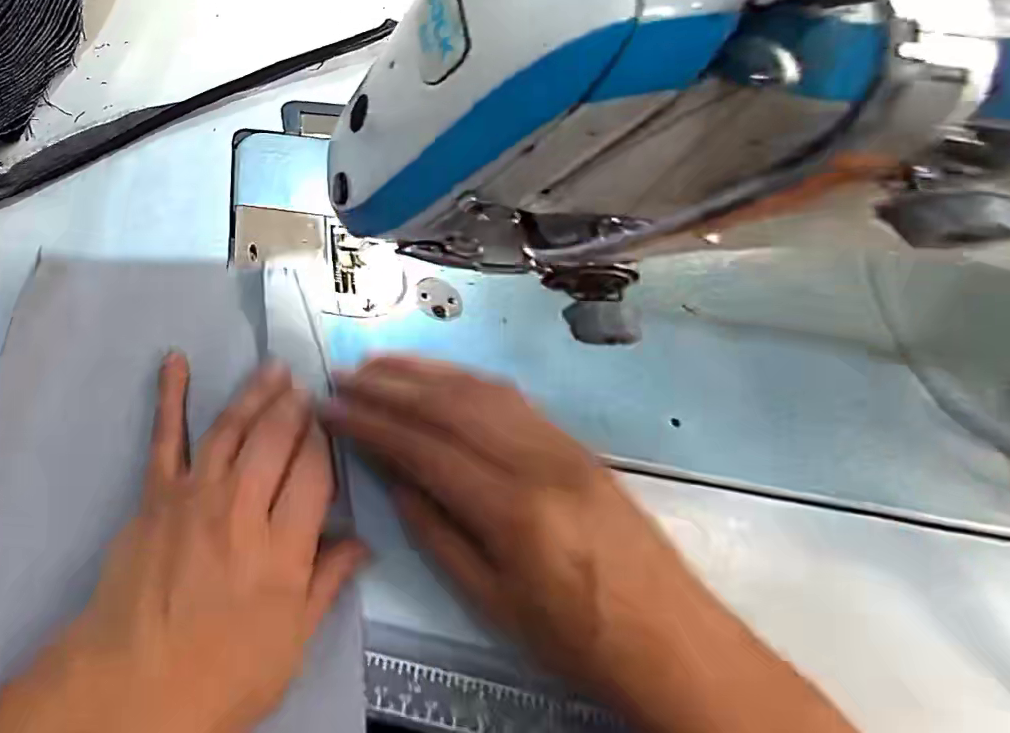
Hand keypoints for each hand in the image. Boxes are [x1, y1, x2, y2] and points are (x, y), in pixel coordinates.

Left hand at [0, 355, 366, 732]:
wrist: (137, 681)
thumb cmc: (223, 672)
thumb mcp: (291, 643)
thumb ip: (327, 584)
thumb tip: (362, 541)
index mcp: (282, 550)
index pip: (314, 474)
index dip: (323, 442)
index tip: (328, 422)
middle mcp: (242, 509)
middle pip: (276, 441)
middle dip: (294, 408)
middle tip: (305, 385)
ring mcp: (195, 493)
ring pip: (231, 428)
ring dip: (255, 393)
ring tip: (273, 369)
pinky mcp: (157, 491)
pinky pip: (166, 434)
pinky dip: (170, 394)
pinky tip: (175, 361)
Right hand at [322, 356, 853, 732]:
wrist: (680, 646)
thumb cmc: (576, 638)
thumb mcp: (490, 599)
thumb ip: (433, 529)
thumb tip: (393, 475)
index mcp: (513, 510)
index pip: (422, 447)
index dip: (369, 423)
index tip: (330, 408)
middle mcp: (536, 462)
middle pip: (446, 406)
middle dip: (385, 386)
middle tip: (341, 376)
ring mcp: (561, 445)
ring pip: (477, 389)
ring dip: (420, 371)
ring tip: (376, 363)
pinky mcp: (575, 442)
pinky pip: (509, 396)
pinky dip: (461, 377)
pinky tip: (435, 374)